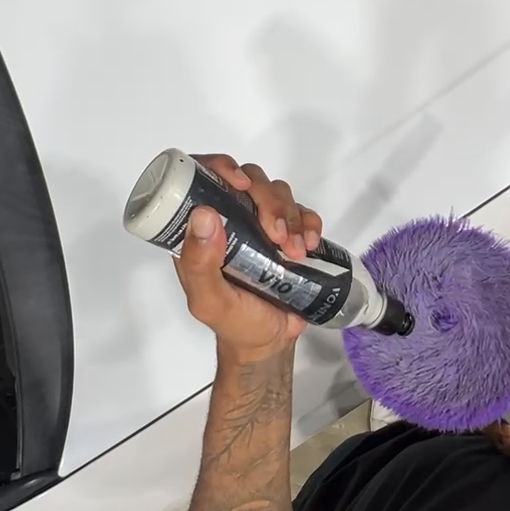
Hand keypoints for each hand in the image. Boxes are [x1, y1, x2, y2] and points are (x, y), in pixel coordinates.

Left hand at [174, 156, 324, 362]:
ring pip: (277, 192)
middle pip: (249, 180)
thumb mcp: (209, 301)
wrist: (271, 343)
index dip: (220, 167)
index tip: (239, 183)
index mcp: (202, 230)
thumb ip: (200, 264)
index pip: (204, 180)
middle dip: (268, 201)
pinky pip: (303, 211)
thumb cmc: (234, 323)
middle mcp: (231, 219)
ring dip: (290, 216)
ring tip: (294, 252)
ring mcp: (261, 225)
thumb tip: (204, 215)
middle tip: (276, 236)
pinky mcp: (289, 233)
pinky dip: (309, 223)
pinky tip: (309, 245)